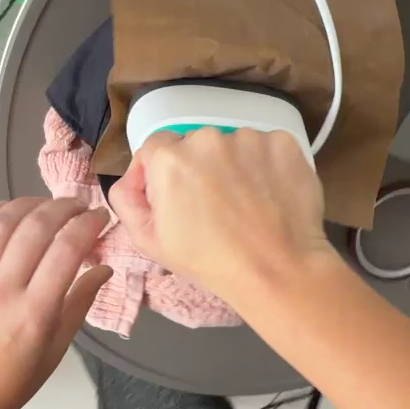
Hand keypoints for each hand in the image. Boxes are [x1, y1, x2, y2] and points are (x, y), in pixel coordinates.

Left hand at [0, 198, 111, 408]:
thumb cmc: (16, 379)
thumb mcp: (58, 347)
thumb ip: (81, 303)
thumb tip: (104, 268)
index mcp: (36, 311)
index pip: (67, 250)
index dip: (88, 224)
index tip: (101, 217)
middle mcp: (3, 290)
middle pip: (36, 228)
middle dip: (63, 207)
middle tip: (78, 205)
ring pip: (0, 224)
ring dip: (27, 204)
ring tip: (46, 204)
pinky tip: (7, 210)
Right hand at [108, 128, 335, 301]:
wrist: (275, 270)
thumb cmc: (208, 260)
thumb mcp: (147, 240)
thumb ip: (125, 198)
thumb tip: (133, 175)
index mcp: (169, 159)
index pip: (155, 147)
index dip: (162, 174)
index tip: (177, 198)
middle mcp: (206, 138)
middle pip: (194, 145)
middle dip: (199, 168)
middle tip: (212, 206)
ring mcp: (249, 138)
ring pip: (231, 145)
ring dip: (232, 166)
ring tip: (244, 204)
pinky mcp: (283, 143)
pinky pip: (265, 147)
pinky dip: (264, 165)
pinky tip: (267, 195)